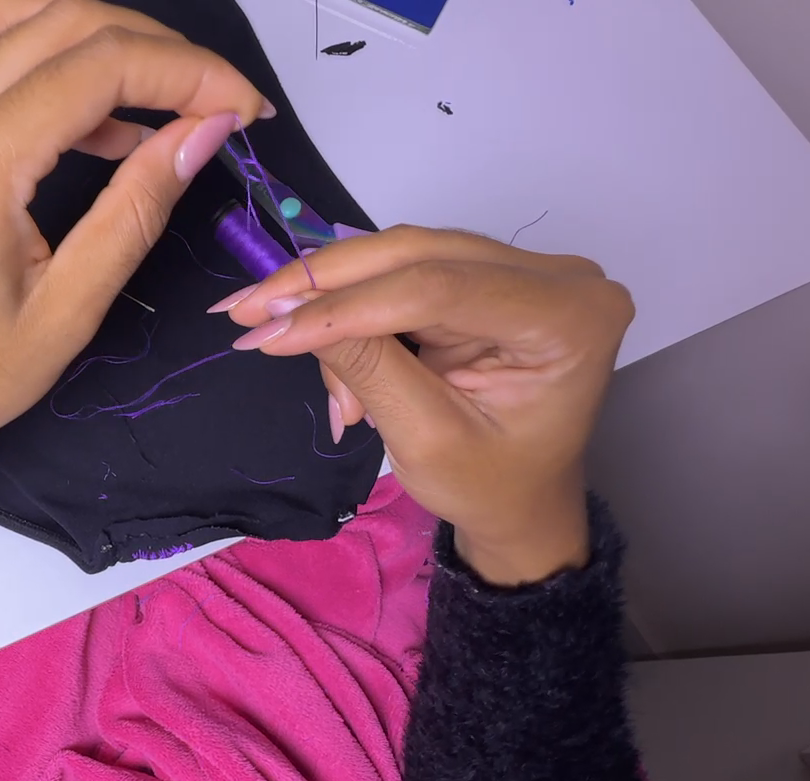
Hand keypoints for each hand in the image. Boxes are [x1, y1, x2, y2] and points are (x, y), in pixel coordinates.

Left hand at [0, 0, 272, 505]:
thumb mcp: (68, 309)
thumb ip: (136, 210)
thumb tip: (204, 132)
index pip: (97, 66)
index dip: (187, 74)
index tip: (242, 109)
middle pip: (59, 20)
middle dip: (153, 46)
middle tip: (214, 101)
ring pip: (15, 19)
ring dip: (96, 37)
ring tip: (161, 96)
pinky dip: (51, 67)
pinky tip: (103, 124)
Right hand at [220, 227, 633, 583]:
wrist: (518, 500)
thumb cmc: (485, 485)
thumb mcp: (423, 437)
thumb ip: (365, 367)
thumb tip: (284, 319)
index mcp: (565, 318)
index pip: (435, 288)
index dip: (341, 307)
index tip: (264, 332)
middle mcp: (552, 276)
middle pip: (414, 252)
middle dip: (319, 283)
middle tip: (243, 311)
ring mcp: (518, 273)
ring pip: (397, 258)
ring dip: (328, 302)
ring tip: (280, 348)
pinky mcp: (482, 281)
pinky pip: (398, 278)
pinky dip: (348, 315)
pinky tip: (324, 353)